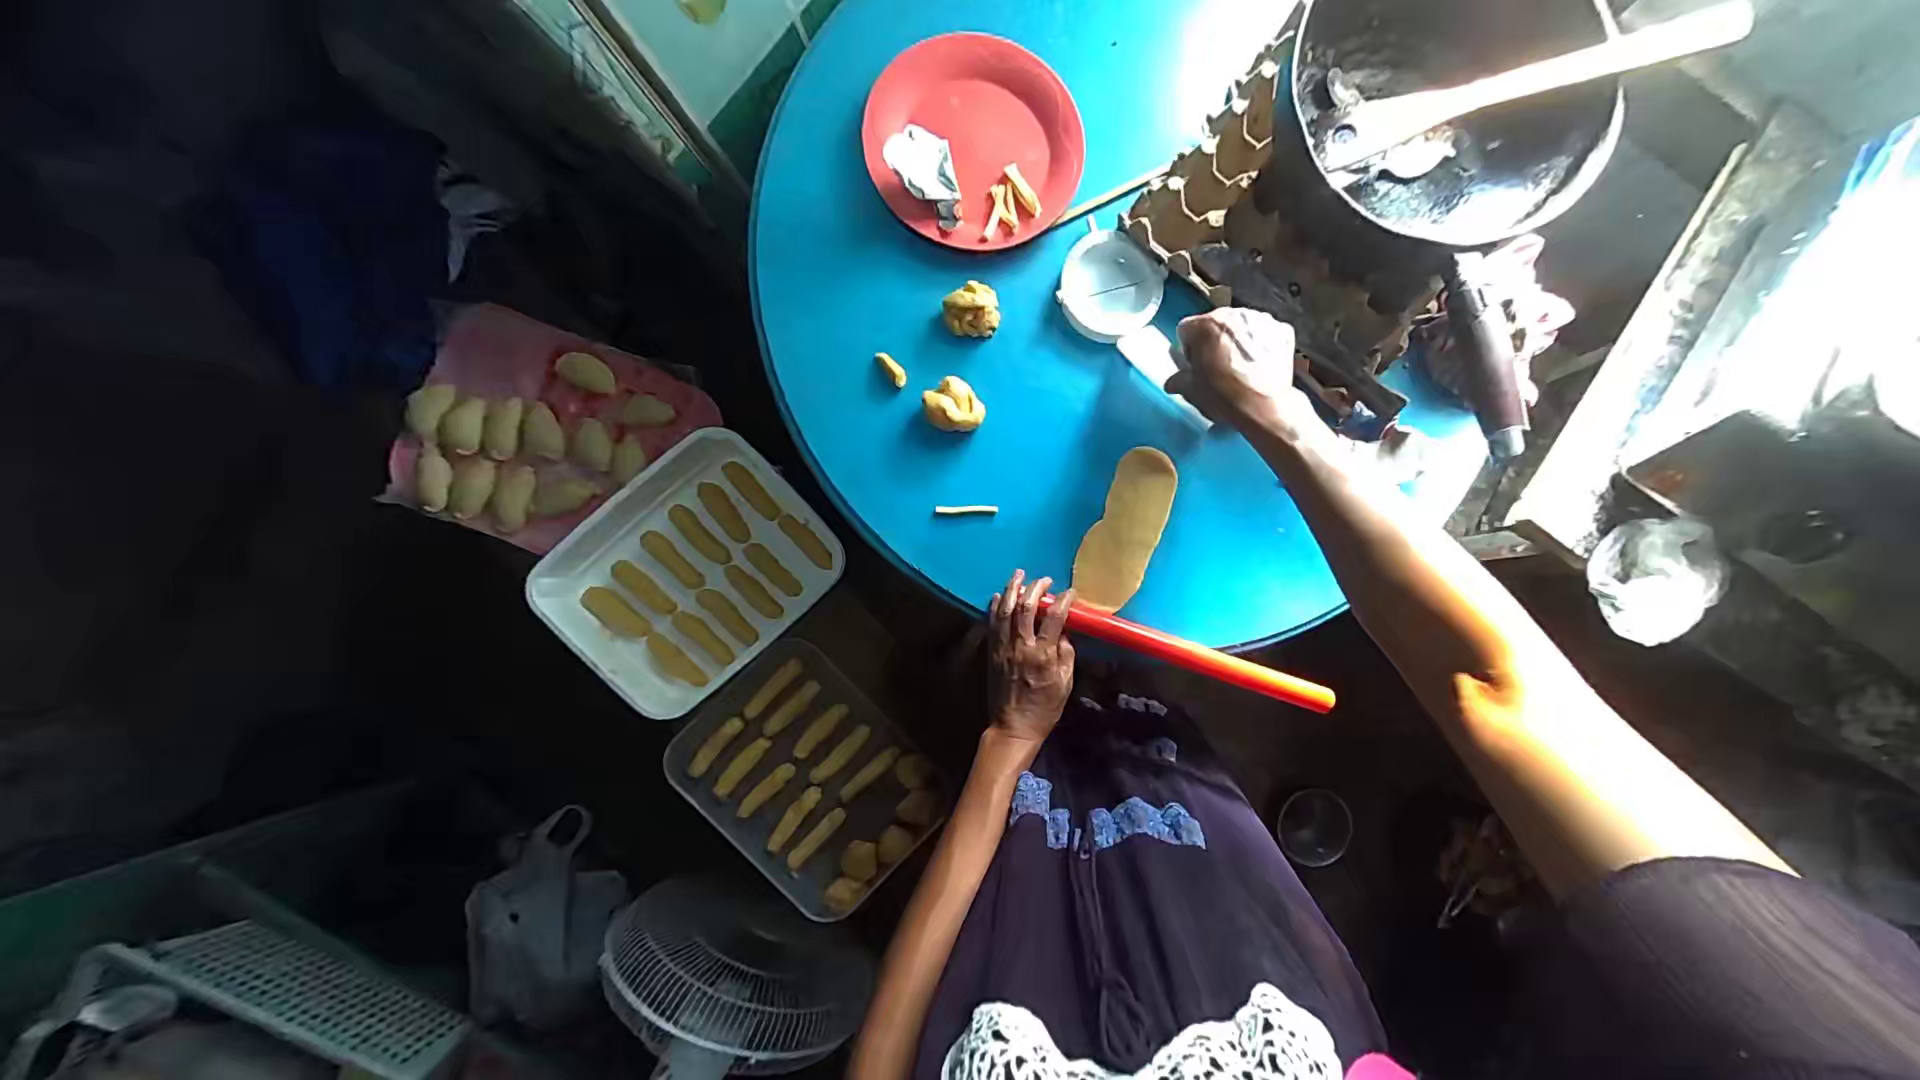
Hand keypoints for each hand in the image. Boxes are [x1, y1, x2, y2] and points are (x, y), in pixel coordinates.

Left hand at [986, 570, 1074, 746]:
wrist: (1013, 726)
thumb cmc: (1045, 707)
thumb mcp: (1065, 683)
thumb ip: (1066, 654)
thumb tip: (1064, 630)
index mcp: (1043, 654)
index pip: (1054, 617)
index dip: (1063, 600)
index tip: (1069, 592)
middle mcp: (1021, 646)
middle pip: (1026, 607)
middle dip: (1036, 588)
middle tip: (1044, 580)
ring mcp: (1003, 647)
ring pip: (1005, 610)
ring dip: (1012, 590)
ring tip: (1019, 575)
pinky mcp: (991, 652)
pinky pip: (992, 623)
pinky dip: (995, 607)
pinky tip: (999, 596)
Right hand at [1165, 309, 1327, 448]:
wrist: (1263, 406)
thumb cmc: (1225, 396)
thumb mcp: (1192, 391)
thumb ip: (1180, 380)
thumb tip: (1175, 382)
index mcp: (1204, 325)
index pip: (1186, 329)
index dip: (1187, 348)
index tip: (1193, 363)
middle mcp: (1232, 315)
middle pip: (1214, 324)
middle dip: (1212, 342)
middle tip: (1214, 367)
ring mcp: (1260, 320)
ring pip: (1240, 326)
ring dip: (1236, 341)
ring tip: (1238, 367)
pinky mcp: (1281, 331)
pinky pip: (1265, 332)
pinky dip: (1260, 344)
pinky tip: (1257, 364)